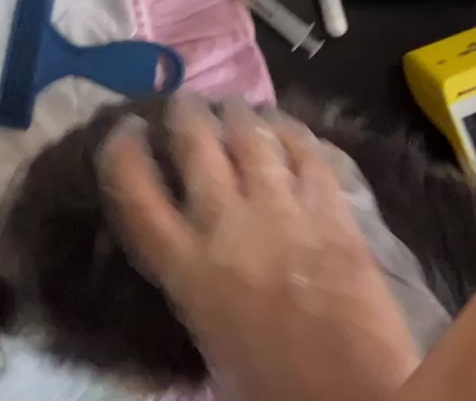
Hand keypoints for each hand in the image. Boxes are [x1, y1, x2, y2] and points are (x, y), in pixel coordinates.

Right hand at [100, 95, 419, 400]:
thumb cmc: (272, 384)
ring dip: (236, 112)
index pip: (134, 190)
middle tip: (186, 105)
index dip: (121, 148)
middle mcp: (226, 223)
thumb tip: (179, 244)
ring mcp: (281, 207)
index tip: (126, 129)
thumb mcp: (208, 337)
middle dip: (186, 112)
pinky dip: (288, 129)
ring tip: (233, 107)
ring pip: (248, 132)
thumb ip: (189, 279)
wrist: (354, 397)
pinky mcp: (329, 205)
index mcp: (186, 266)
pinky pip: (303, 148)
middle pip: (194, 140)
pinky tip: (282, 125)